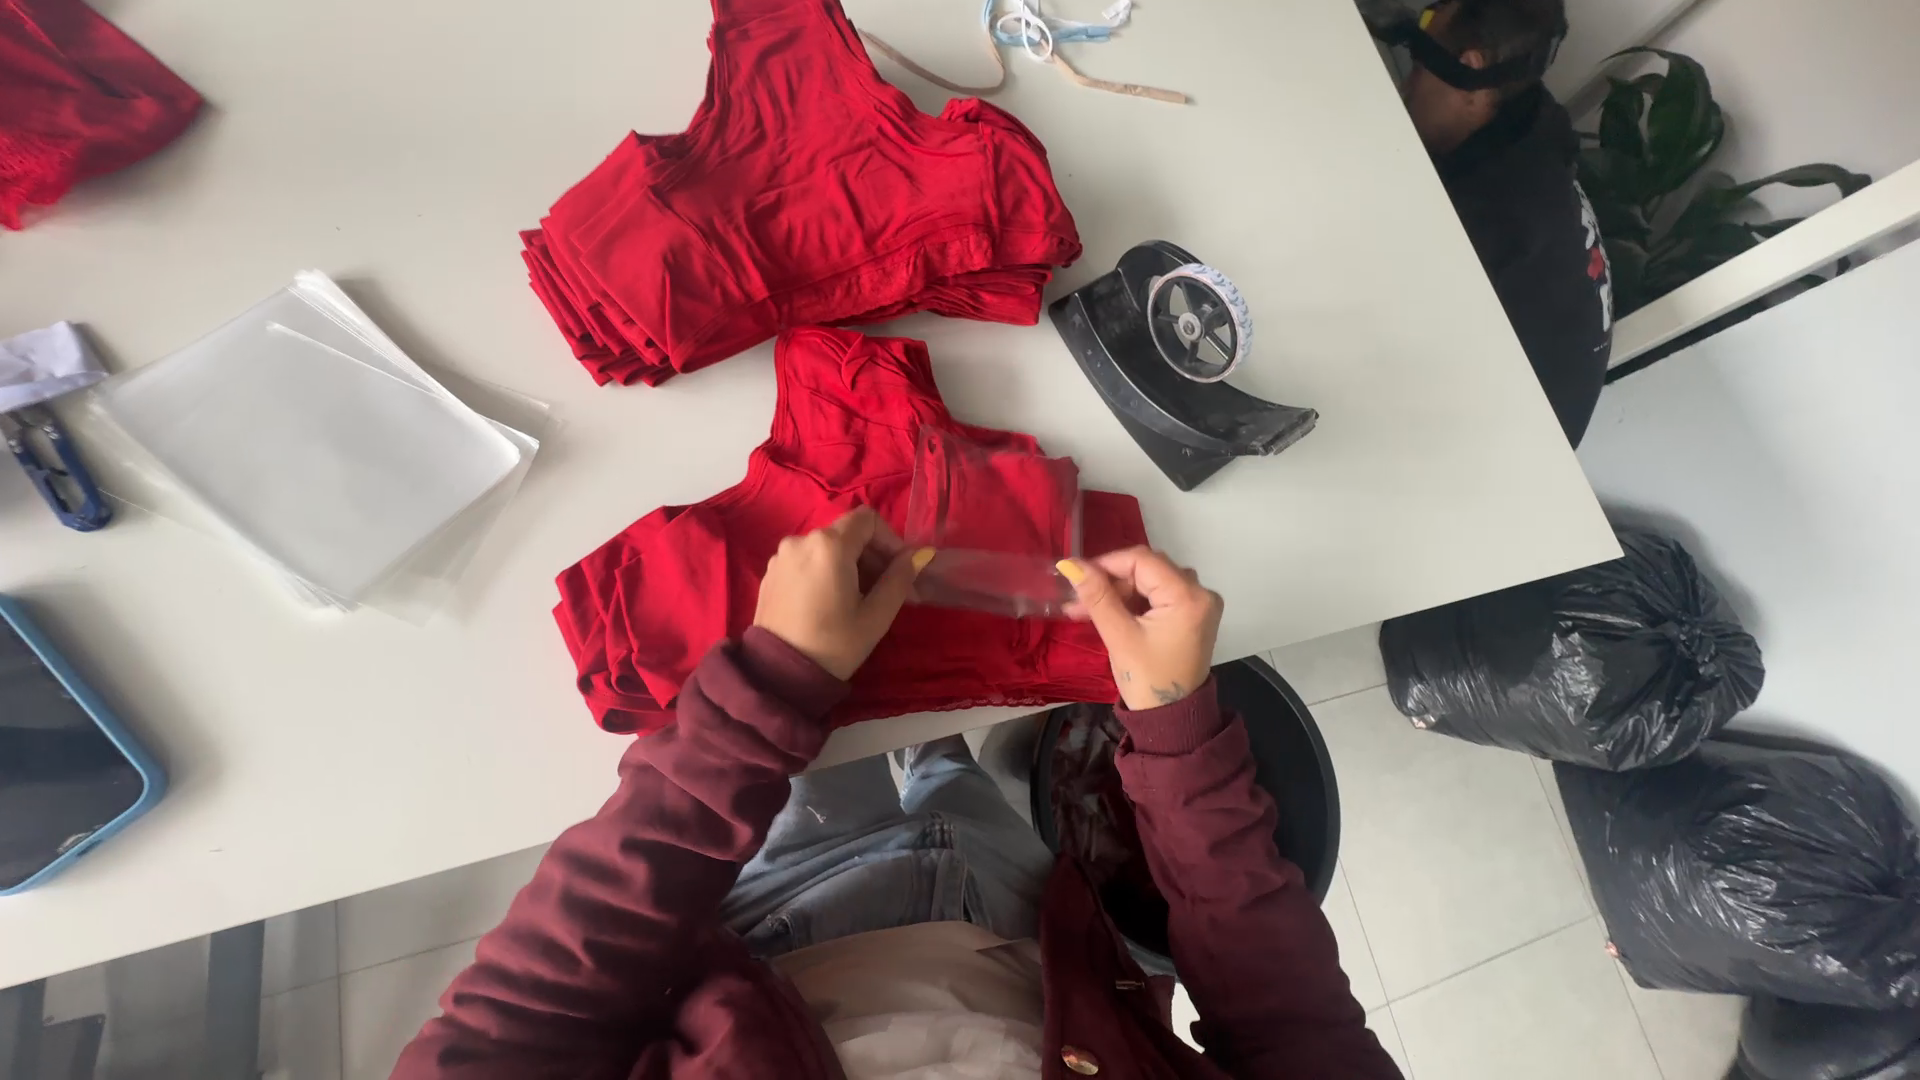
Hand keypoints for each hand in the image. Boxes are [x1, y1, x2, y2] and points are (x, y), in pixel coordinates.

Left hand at [753, 508, 933, 679]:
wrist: (778, 675)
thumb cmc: (834, 645)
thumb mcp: (876, 615)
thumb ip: (900, 578)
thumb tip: (920, 555)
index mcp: (829, 545)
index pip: (868, 519)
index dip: (890, 539)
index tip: (901, 568)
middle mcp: (801, 540)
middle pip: (847, 533)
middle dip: (873, 555)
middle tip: (890, 589)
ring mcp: (782, 556)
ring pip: (827, 547)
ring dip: (850, 564)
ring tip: (861, 599)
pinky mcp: (771, 573)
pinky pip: (807, 561)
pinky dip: (826, 571)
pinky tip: (832, 602)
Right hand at [1057, 547, 1221, 709]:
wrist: (1172, 719)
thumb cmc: (1147, 680)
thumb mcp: (1119, 636)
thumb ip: (1097, 596)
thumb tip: (1070, 565)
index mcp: (1188, 597)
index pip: (1142, 560)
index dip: (1106, 563)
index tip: (1076, 576)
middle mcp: (1200, 593)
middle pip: (1147, 569)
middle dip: (1110, 580)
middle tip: (1078, 597)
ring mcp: (1198, 605)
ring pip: (1150, 581)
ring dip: (1118, 591)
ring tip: (1086, 608)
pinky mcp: (1191, 616)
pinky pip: (1157, 596)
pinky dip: (1132, 602)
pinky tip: (1107, 612)